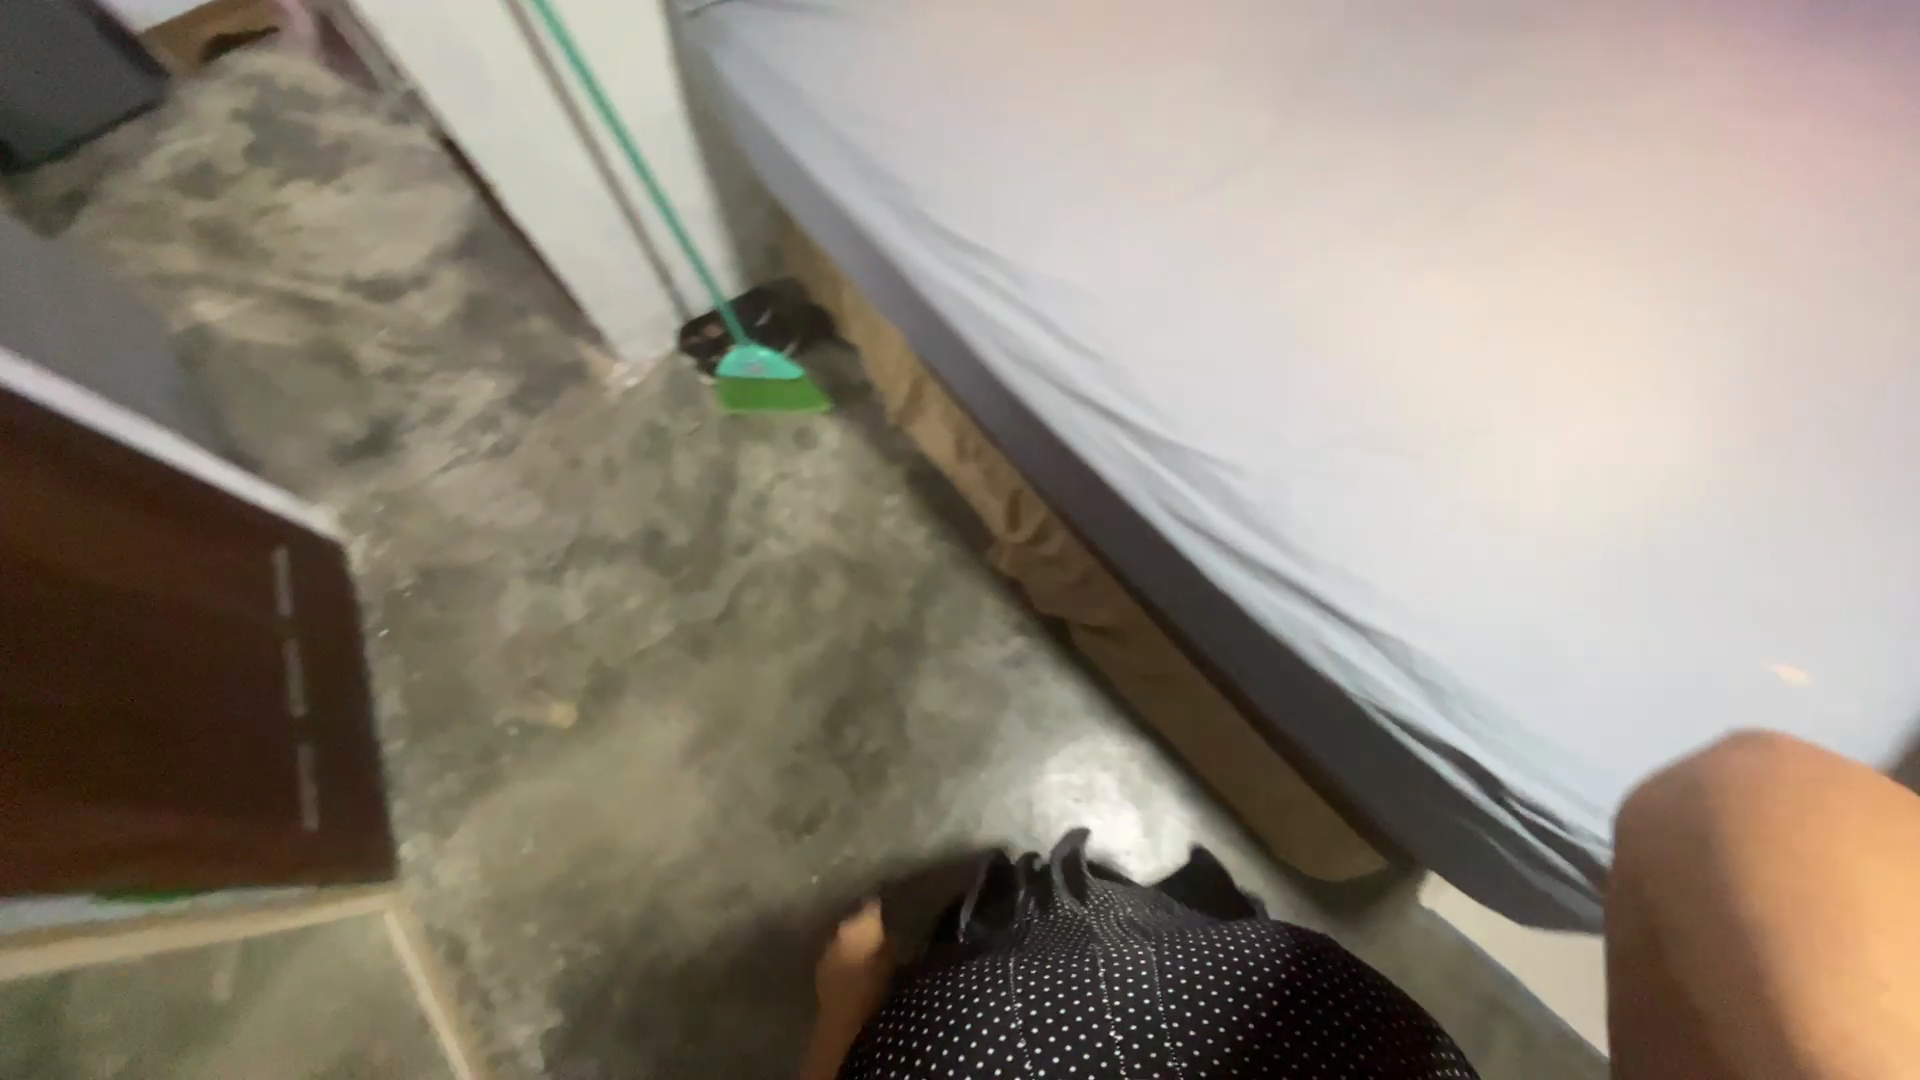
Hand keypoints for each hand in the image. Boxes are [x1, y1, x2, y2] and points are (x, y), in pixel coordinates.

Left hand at [814, 900, 893, 1025]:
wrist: (842, 1017)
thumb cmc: (874, 986)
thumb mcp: (892, 962)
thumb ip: (890, 941)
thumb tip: (886, 932)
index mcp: (863, 923)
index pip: (872, 903)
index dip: (879, 905)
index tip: (886, 908)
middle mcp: (843, 928)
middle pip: (855, 918)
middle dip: (863, 923)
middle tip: (875, 932)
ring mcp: (828, 946)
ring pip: (843, 935)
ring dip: (851, 939)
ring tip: (862, 950)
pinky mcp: (820, 965)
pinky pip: (834, 952)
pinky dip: (842, 954)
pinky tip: (849, 965)